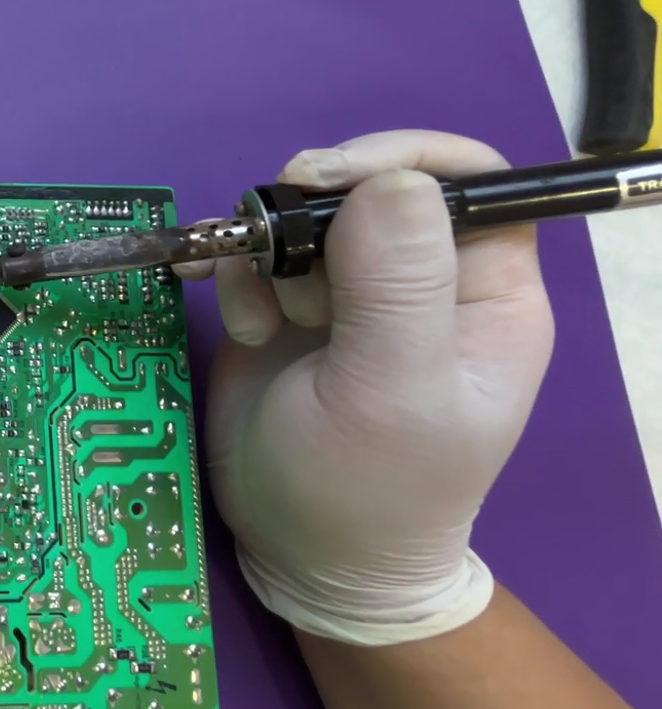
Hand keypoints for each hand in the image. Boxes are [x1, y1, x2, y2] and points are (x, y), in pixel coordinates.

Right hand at [179, 130, 554, 644]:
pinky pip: (248, 260)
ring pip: (294, 223)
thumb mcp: (390, 388)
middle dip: (308, 218)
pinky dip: (229, 278)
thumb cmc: (367, 481)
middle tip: (272, 256)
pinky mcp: (275, 314)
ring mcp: (337, 298)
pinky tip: (236, 325)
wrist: (298, 546)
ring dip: (262, 258)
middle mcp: (411, 283)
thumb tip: (386, 181)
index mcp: (479, 292)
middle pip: (361, 194)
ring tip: (262, 323)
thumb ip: (396, 284)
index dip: (397, 162)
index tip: (321, 179)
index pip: (464, 184)